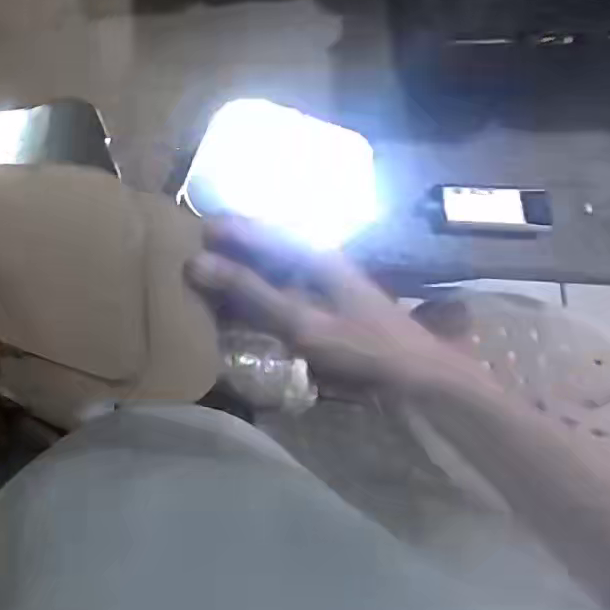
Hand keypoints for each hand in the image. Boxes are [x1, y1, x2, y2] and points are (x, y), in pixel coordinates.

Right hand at [185, 218, 484, 396]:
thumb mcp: (299, 319)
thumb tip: (194, 262)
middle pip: (262, 245)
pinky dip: (253, 297)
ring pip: (268, 268)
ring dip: (238, 273)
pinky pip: (277, 292)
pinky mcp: (321, 309)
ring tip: (205, 282)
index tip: (188, 230)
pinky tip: (236, 310)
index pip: (257, 228)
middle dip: (227, 248)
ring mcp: (320, 285)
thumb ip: (248, 290)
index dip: (224, 227)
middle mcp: (314, 261)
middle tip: (190, 256)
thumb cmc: (362, 346)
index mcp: (311, 253)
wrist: (420, 383)